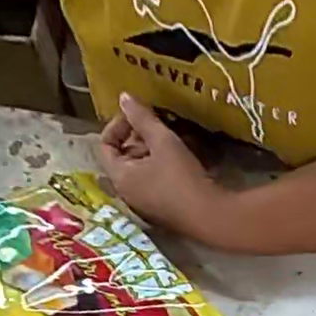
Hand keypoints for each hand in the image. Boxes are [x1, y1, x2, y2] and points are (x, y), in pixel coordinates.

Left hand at [94, 93, 224, 240]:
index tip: (139, 116)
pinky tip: (182, 162)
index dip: (118, 125)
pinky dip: (162, 169)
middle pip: (123, 159)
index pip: (104, 145)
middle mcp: (128, 194)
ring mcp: (146, 206)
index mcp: (120, 177)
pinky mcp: (163, 213)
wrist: (210, 217)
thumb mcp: (162, 140)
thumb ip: (141, 117)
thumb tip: (123, 97)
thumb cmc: (183, 178)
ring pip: (141, 171)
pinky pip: (155, 184)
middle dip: (138, 139)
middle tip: (159, 128)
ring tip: (173, 142)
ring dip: (153, 153)